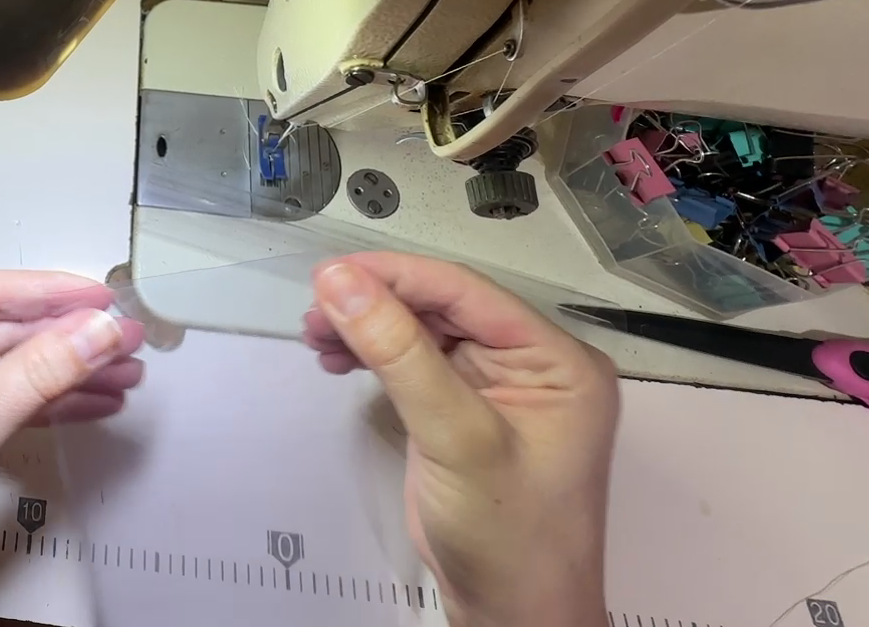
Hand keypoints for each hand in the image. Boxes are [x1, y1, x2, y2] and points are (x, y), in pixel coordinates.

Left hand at [0, 271, 145, 626]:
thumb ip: (34, 375)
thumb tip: (98, 331)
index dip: (49, 292)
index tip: (103, 297)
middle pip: (12, 328)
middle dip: (72, 335)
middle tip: (129, 337)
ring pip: (24, 363)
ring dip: (76, 368)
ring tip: (129, 369)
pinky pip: (24, 397)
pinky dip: (63, 399)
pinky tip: (103, 399)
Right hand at [303, 253, 618, 626]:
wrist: (510, 614)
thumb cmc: (506, 535)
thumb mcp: (454, 437)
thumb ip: (397, 352)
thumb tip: (337, 279)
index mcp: (554, 358)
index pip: (462, 291)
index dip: (392, 275)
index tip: (327, 275)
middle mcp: (526, 359)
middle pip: (434, 305)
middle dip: (370, 305)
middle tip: (314, 314)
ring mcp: (491, 380)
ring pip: (414, 326)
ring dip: (362, 326)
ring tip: (315, 336)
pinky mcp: (458, 400)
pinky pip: (407, 355)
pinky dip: (367, 352)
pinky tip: (335, 358)